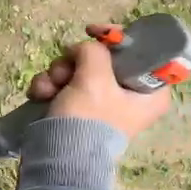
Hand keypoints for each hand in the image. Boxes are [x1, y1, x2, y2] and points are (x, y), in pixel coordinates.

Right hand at [26, 24, 173, 138]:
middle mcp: (128, 96)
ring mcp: (100, 104)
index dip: (117, 39)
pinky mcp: (76, 110)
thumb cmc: (87, 119)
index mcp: (150, 92)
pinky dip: (48, 87)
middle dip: (75, 62)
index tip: (93, 32)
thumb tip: (84, 47)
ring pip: (77, 71)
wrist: (58, 157)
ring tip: (47, 89)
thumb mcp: (94, 80)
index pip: (142, 53)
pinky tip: (40, 96)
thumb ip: (93, 53)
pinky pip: (62, 86)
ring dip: (56, 74)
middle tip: (64, 72)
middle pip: (102, 61)